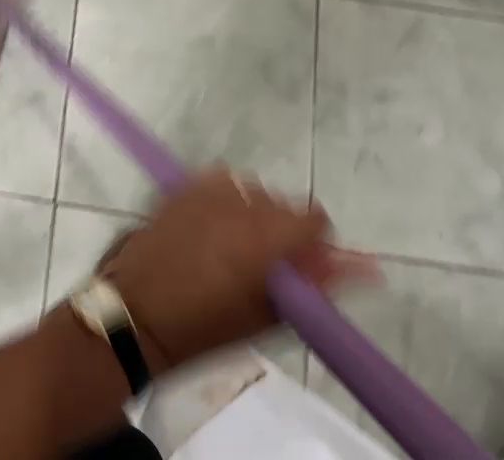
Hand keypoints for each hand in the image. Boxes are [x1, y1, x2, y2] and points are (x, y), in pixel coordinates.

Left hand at [97, 167, 375, 373]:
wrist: (137, 312)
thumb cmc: (206, 325)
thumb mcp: (271, 314)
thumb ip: (317, 283)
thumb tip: (366, 267)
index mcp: (265, 234)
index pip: (315, 218)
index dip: (315, 243)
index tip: (304, 267)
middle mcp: (237, 202)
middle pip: (283, 201)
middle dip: (283, 229)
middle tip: (267, 263)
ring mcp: (203, 190)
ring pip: (250, 189)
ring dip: (253, 211)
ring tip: (236, 245)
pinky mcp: (178, 187)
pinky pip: (216, 179)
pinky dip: (223, 197)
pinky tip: (213, 224)